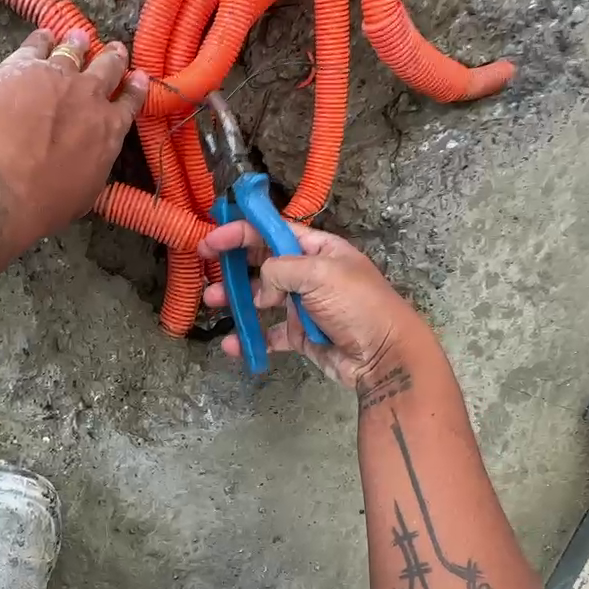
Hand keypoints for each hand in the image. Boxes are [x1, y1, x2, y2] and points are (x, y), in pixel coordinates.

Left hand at [0, 28, 148, 237]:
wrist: (4, 187)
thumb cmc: (47, 202)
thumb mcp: (88, 191)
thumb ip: (97, 164)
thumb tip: (95, 158)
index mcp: (110, 129)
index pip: (130, 101)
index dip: (135, 88)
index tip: (138, 77)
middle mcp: (89, 96)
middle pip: (108, 67)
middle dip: (113, 58)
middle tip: (115, 50)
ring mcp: (57, 77)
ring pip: (74, 49)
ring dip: (78, 43)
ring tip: (79, 37)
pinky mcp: (23, 67)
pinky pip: (37, 43)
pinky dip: (43, 38)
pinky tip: (44, 36)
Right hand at [198, 220, 438, 388]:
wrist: (383, 356)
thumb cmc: (358, 306)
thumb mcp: (319, 274)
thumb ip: (280, 269)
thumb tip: (263, 287)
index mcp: (318, 250)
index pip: (273, 232)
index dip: (241, 232)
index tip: (211, 239)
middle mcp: (309, 275)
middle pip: (263, 263)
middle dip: (233, 264)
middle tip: (206, 268)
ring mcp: (304, 306)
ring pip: (261, 299)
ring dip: (236, 299)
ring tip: (213, 302)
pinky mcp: (301, 336)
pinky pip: (269, 334)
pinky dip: (250, 338)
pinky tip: (232, 343)